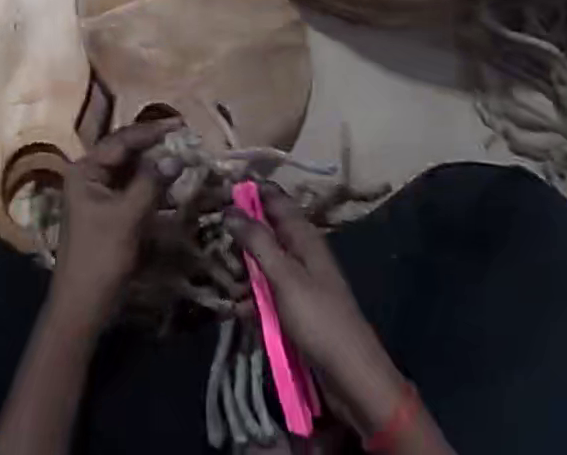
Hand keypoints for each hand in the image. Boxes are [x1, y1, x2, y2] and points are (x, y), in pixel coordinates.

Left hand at [51, 118, 181, 312]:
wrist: (83, 307)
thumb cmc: (100, 258)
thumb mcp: (128, 217)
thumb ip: (152, 183)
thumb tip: (177, 156)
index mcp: (85, 171)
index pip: (122, 140)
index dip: (152, 131)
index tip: (181, 125)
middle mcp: (90, 176)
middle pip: (127, 152)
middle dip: (156, 147)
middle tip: (187, 139)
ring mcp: (99, 194)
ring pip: (133, 171)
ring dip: (158, 166)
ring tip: (186, 159)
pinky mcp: (110, 212)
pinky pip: (135, 190)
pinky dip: (154, 187)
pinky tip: (175, 189)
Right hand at [225, 185, 407, 434]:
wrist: (351, 375)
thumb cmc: (318, 318)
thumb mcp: (284, 276)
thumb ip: (257, 240)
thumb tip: (230, 209)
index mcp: (304, 235)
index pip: (275, 199)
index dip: (251, 192)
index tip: (221, 191)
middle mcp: (301, 251)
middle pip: (265, 230)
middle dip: (240, 235)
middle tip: (216, 243)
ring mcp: (299, 280)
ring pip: (262, 262)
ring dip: (243, 270)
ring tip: (224, 282)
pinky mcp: (294, 306)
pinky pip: (266, 291)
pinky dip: (251, 297)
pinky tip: (237, 310)